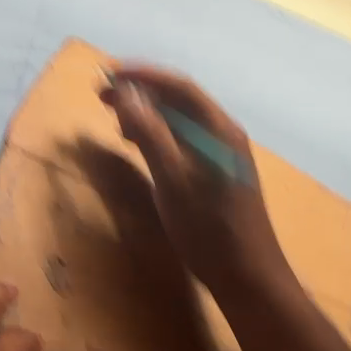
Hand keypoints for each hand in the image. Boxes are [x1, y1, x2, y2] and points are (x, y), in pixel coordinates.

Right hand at [99, 64, 292, 299]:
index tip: (107, 73)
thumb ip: (149, 133)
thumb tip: (123, 93)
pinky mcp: (213, 174)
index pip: (179, 86)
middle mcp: (222, 135)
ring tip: (113, 118)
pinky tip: (136, 144)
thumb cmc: (208, 228)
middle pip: (178, 100)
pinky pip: (181, 140)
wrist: (248, 277)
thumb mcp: (172, 179)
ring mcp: (219, 155)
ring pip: (178, 121)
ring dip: (145, 113)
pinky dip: (155, 134)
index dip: (142, 75)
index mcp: (218, 130)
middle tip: (101, 96)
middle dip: (139, 93)